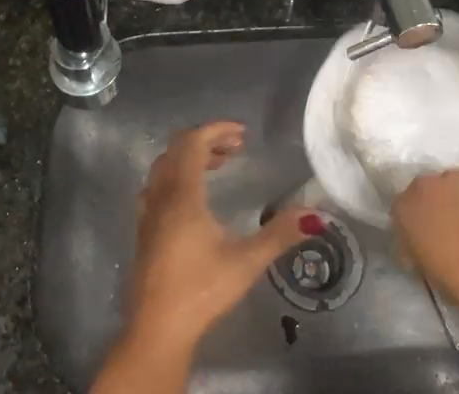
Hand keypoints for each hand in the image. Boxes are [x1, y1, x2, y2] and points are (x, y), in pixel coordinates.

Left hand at [128, 121, 316, 350]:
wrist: (157, 329)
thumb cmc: (201, 290)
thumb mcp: (246, 262)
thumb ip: (279, 234)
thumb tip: (315, 215)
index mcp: (182, 195)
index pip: (193, 143)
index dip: (216, 130)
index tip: (243, 133)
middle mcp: (160, 197)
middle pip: (176, 150)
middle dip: (206, 141)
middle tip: (236, 148)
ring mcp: (147, 214)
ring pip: (164, 167)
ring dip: (189, 157)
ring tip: (218, 165)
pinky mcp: (143, 232)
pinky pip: (157, 187)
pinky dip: (176, 177)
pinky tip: (194, 199)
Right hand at [392, 164, 458, 317]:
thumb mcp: (426, 270)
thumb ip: (418, 248)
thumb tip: (422, 244)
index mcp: (404, 209)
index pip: (408, 208)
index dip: (424, 220)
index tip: (436, 234)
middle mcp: (423, 184)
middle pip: (432, 188)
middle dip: (444, 203)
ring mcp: (455, 174)